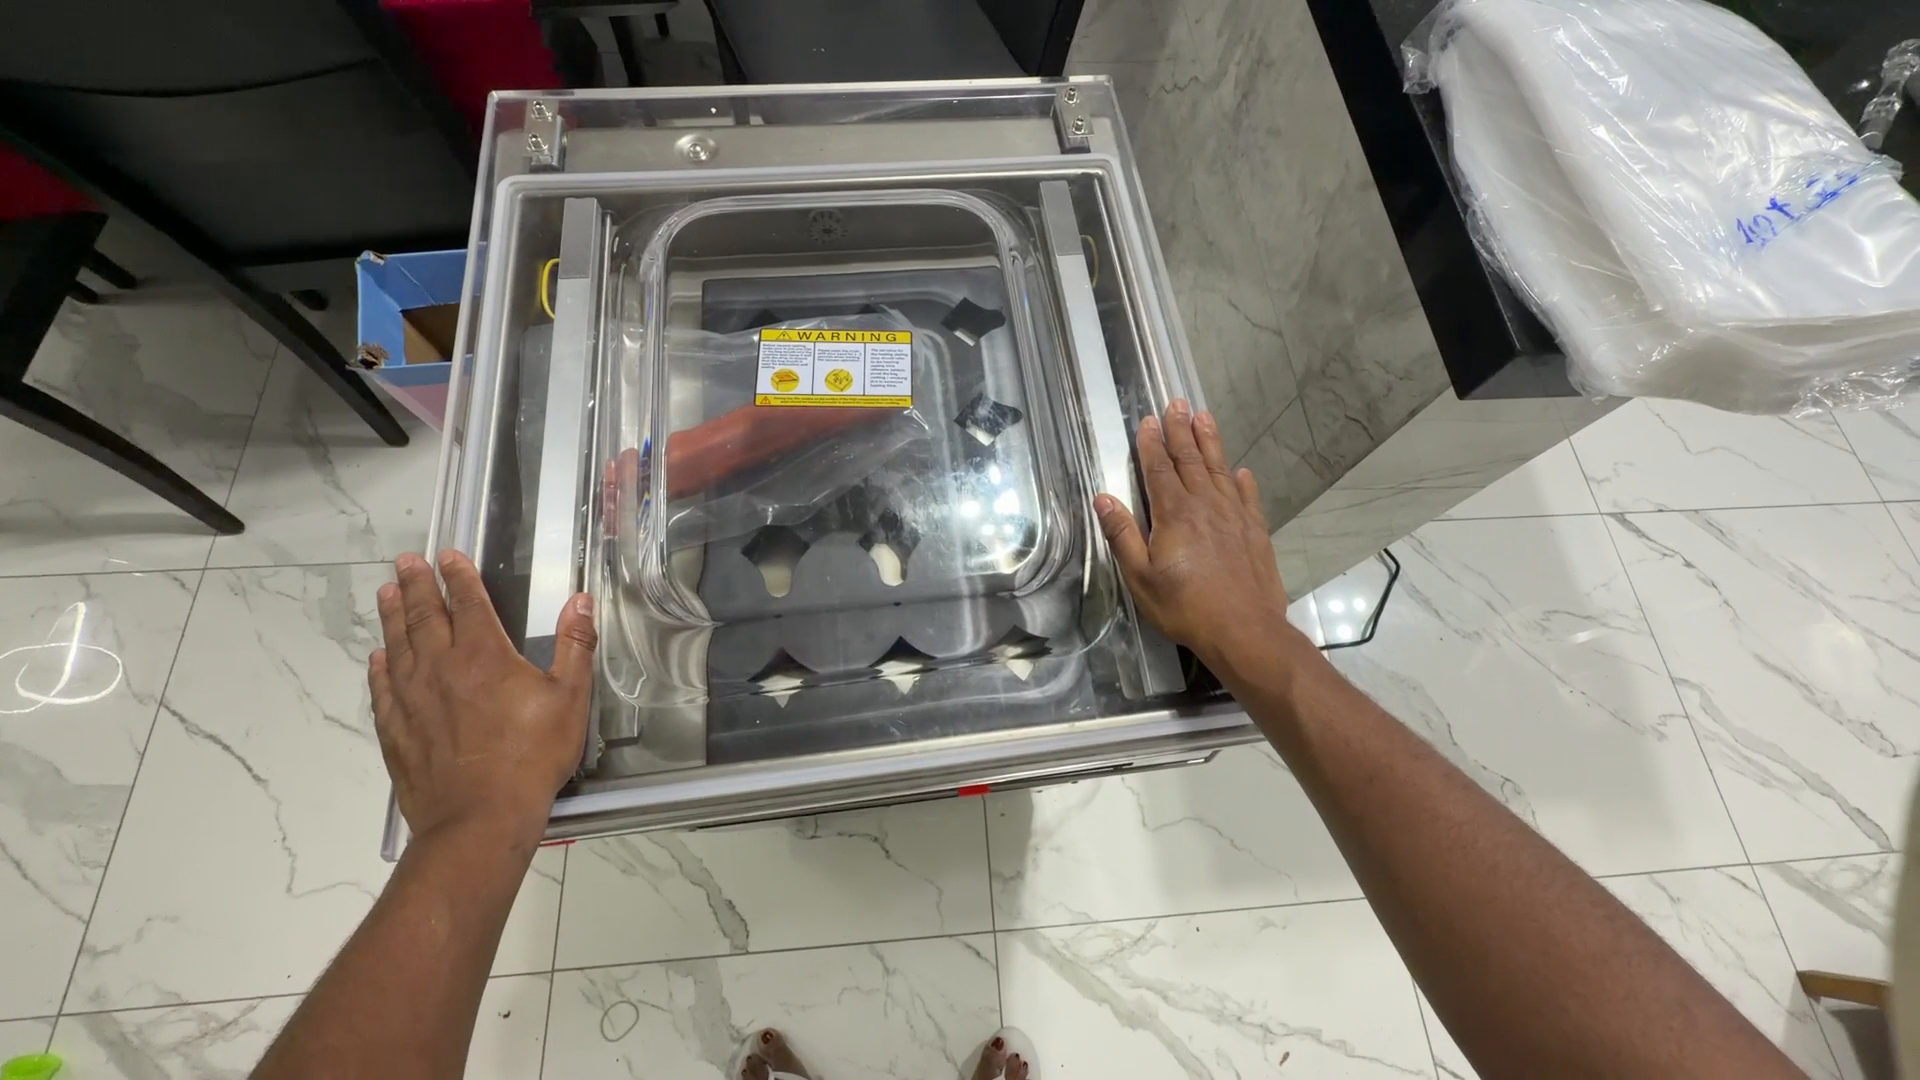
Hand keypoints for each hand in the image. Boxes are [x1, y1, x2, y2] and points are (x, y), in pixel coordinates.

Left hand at [369, 550, 595, 845]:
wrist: (479, 817)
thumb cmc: (533, 755)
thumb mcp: (570, 699)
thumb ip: (575, 646)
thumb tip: (580, 601)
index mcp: (484, 656)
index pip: (467, 603)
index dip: (458, 576)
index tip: (448, 555)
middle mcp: (440, 668)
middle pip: (423, 616)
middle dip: (416, 585)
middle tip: (406, 561)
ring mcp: (411, 699)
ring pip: (397, 645)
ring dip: (392, 616)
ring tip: (386, 592)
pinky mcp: (396, 729)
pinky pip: (382, 687)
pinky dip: (380, 666)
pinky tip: (379, 657)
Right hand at [1094, 401, 1299, 670]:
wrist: (1244, 628)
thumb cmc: (1184, 606)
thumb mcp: (1140, 577)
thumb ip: (1122, 535)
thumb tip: (1103, 498)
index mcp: (1173, 514)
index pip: (1159, 469)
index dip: (1151, 443)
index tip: (1148, 420)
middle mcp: (1205, 505)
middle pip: (1190, 460)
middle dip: (1181, 431)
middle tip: (1178, 403)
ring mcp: (1233, 515)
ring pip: (1219, 469)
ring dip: (1210, 443)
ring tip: (1204, 417)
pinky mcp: (1254, 530)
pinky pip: (1246, 496)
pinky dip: (1241, 480)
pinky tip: (1240, 471)